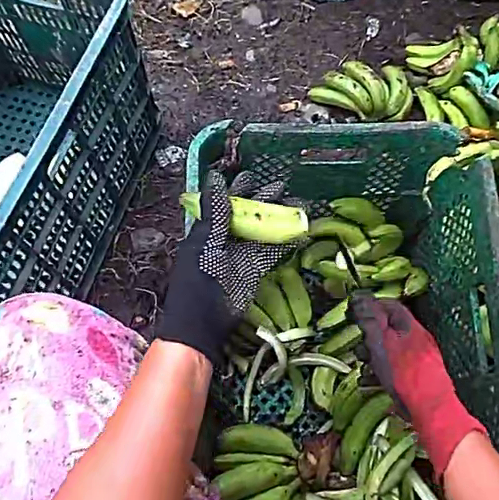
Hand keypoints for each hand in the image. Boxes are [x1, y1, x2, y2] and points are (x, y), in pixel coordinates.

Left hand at [155, 170, 300, 368]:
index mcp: (209, 231)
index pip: (226, 204)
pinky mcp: (254, 270)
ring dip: (278, 219)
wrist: (203, 322)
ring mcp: (241, 255)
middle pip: (248, 215)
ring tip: (298, 205)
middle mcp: (225, 240)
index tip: (252, 176)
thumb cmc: (198, 280)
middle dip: (264, 201)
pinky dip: (285, 242)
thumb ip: (215, 213)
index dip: (239, 190)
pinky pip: (272, 251)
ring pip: (262, 231)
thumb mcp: (205, 244)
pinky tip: (300, 232)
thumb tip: (216, 179)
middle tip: (281, 186)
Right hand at [351, 294, 488, 476]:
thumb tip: (358, 297)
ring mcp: (417, 359)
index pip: (388, 305)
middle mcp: (415, 339)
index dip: (370, 307)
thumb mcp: (380, 341)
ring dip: (372, 357)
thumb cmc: (404, 372)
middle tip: (358, 345)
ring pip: (389, 350)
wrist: (429, 407)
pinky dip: (380, 373)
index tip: (355, 314)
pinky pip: (394, 369)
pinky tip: (370, 381)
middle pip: (387, 329)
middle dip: (368, 337)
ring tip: (364, 366)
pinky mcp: (415, 378)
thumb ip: (369, 319)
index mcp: (409, 326)